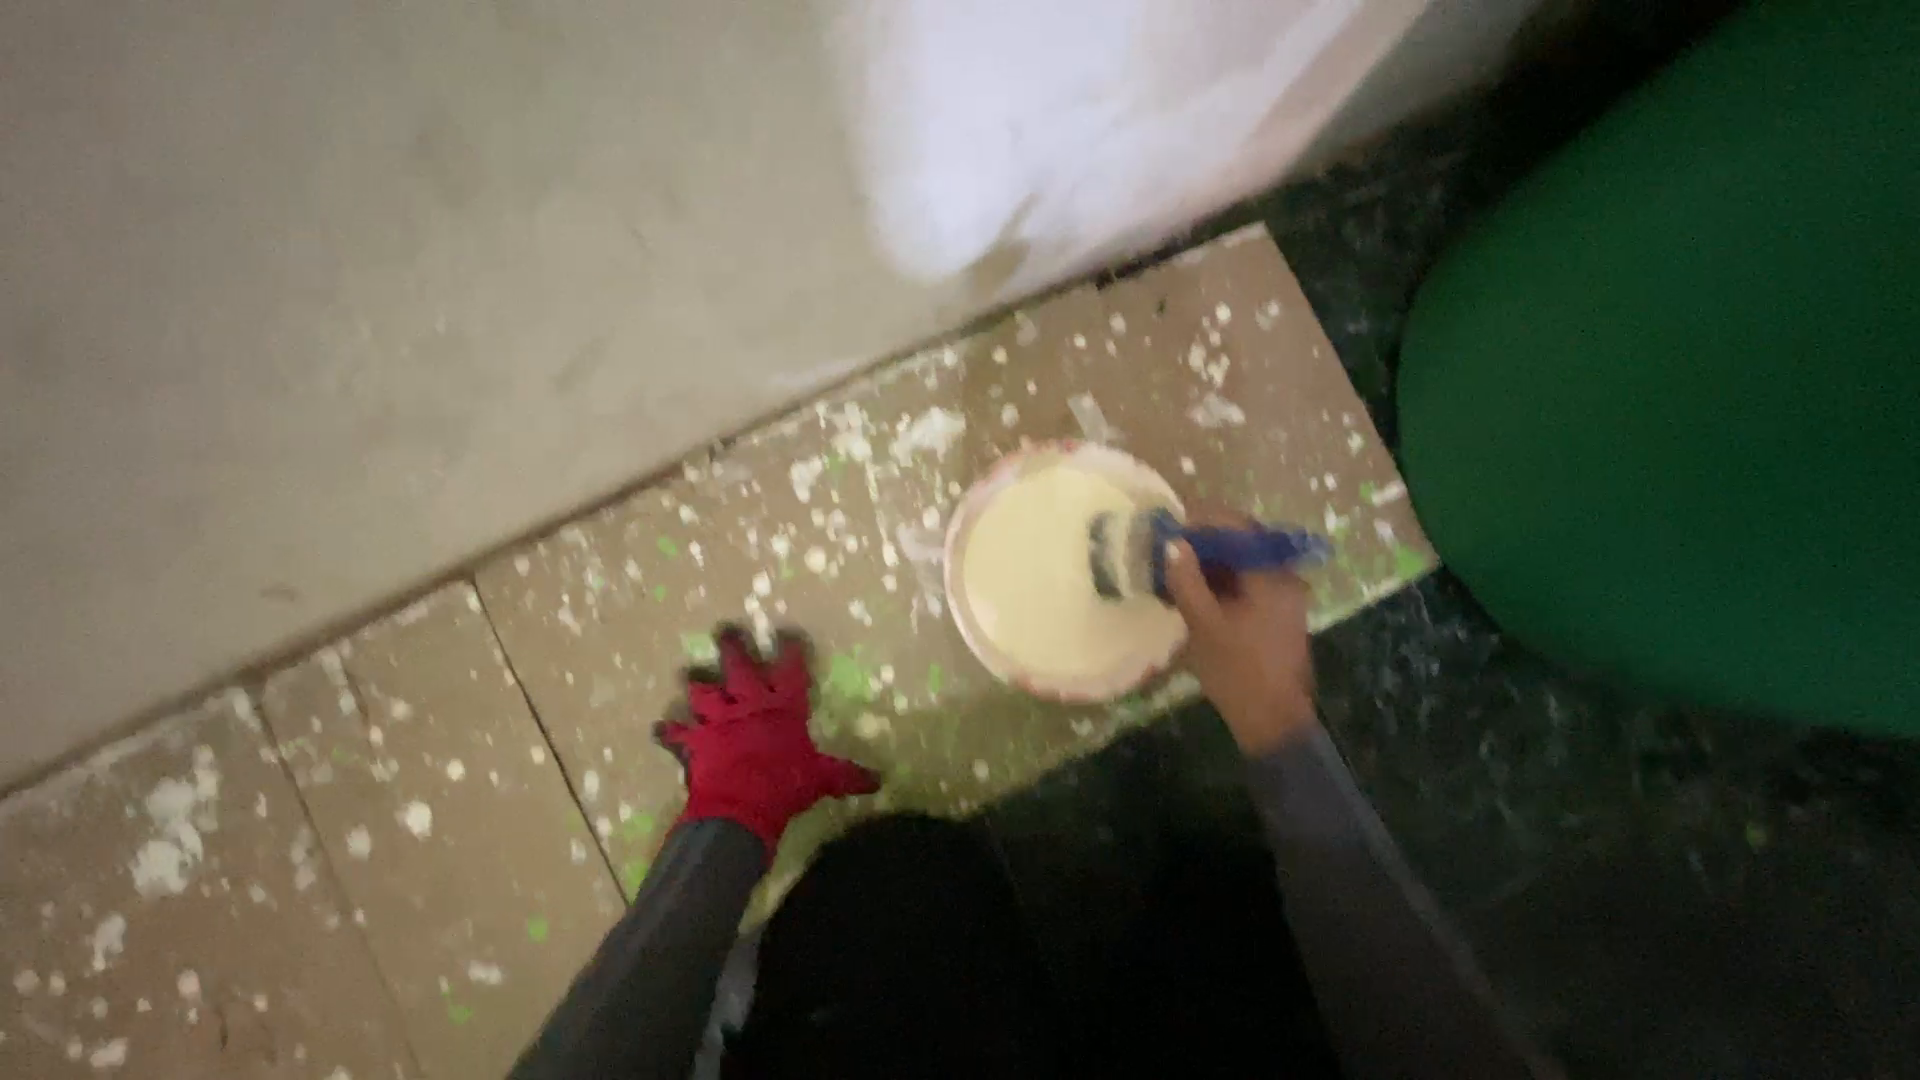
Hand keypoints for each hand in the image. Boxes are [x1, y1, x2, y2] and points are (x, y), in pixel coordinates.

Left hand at [655, 627, 879, 859]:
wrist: (741, 806)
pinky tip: (659, 726)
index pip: (790, 670)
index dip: (790, 650)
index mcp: (783, 708)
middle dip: (733, 648)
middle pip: (739, 669)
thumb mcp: (823, 779)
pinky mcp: (695, 742)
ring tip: (688, 673)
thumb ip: (848, 775)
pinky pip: (678, 733)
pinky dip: (669, 731)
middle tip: (725, 630)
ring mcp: (719, 722)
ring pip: (704, 693)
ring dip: (696, 684)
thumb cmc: (787, 785)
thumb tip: (880, 782)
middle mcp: (749, 705)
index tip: (787, 632)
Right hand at [1163, 512, 1318, 754]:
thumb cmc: (1238, 672)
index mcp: (1272, 576)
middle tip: (1168, 546)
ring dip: (1211, 561)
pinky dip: (1221, 581)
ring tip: (1175, 567)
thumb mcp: (1203, 624)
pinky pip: (1247, 582)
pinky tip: (1194, 590)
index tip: (1170, 525)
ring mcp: (1284, 595)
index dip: (1203, 520)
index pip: (1238, 527)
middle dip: (1205, 539)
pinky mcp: (1277, 612)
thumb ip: (1186, 580)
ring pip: (1243, 562)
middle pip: (1243, 541)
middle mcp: (1285, 577)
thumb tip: (1172, 543)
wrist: (1272, 721)